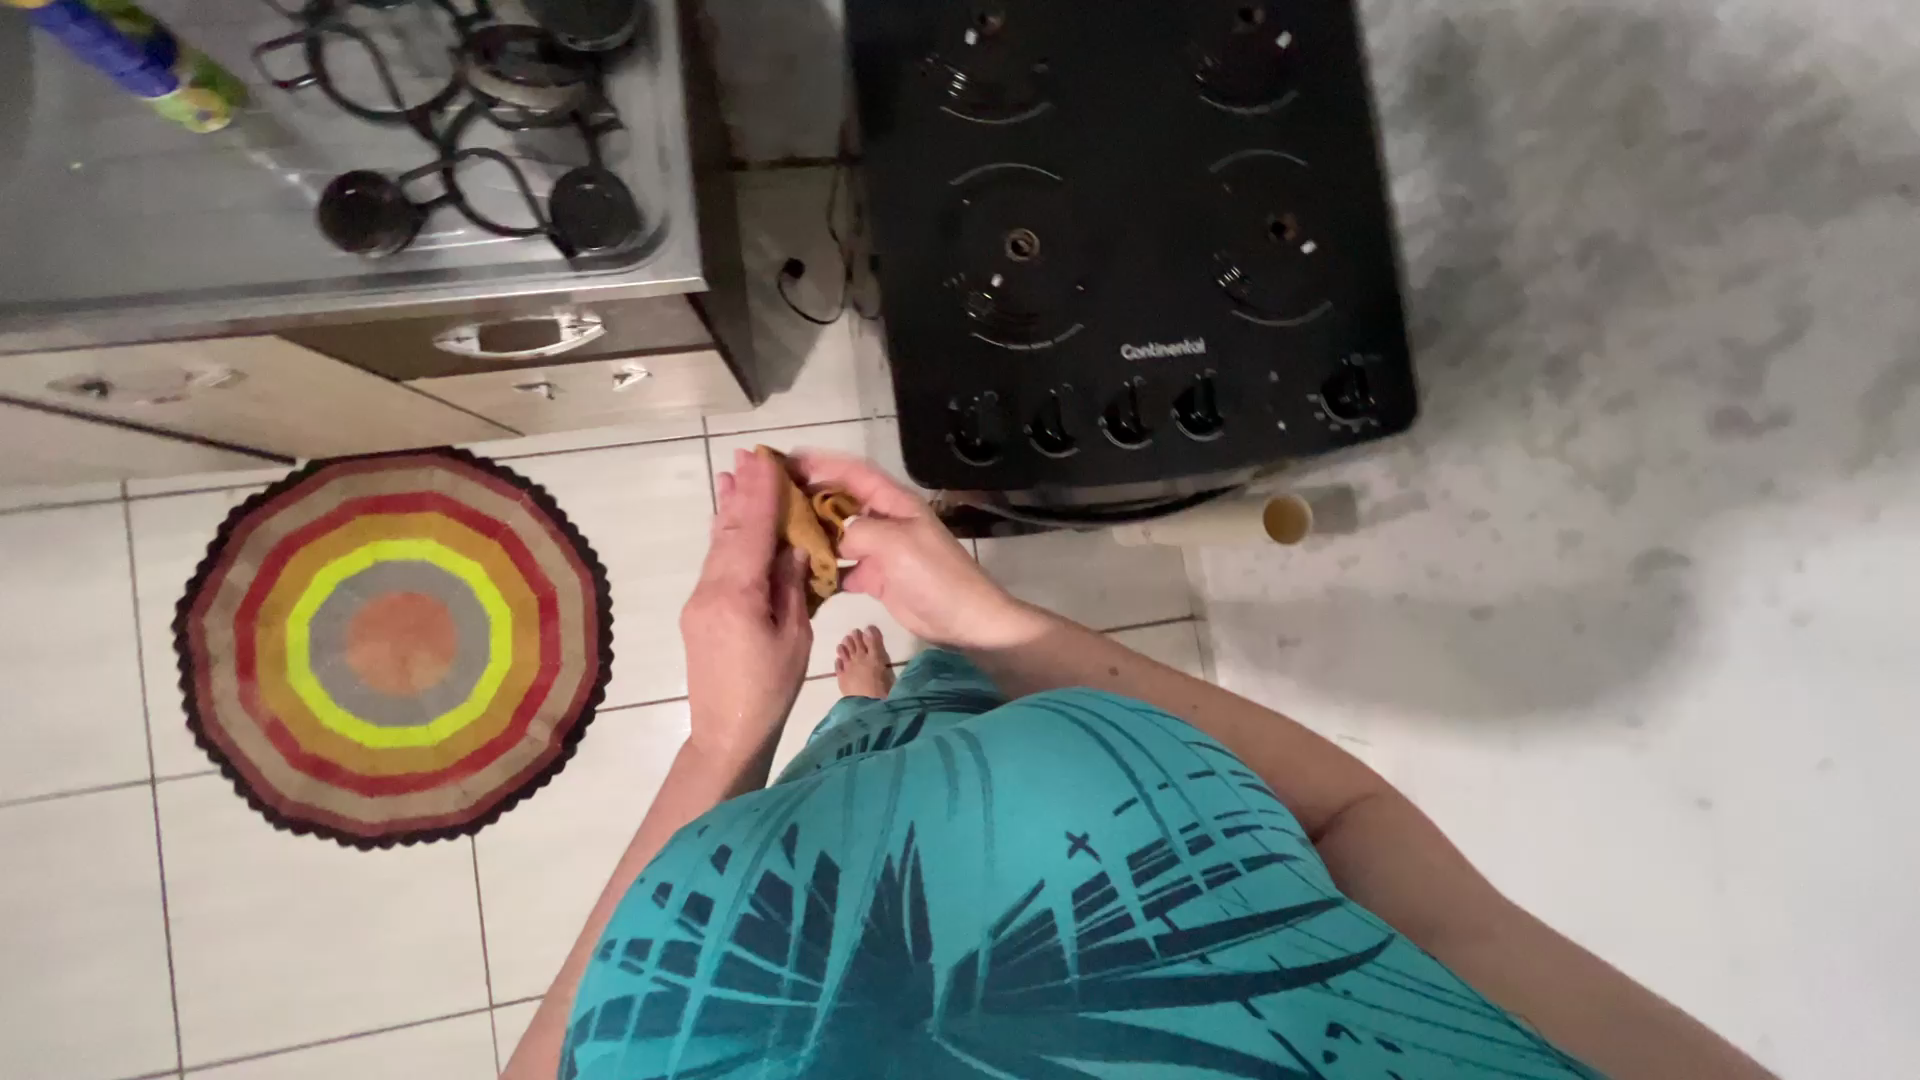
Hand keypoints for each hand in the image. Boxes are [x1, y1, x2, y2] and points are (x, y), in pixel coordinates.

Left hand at [680, 449, 813, 762]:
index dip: (762, 495)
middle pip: (729, 532)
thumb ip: (790, 587)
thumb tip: (791, 548)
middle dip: (741, 491)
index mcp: (737, 596)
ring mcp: (699, 600)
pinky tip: (728, 519)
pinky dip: (725, 536)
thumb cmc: (770, 689)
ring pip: (718, 545)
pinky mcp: (698, 611)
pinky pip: (715, 563)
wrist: (725, 732)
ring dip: (729, 508)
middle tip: (749, 454)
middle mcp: (710, 590)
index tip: (767, 461)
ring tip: (733, 472)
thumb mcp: (794, 637)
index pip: (753, 533)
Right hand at [789, 450, 1044, 650]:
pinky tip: (796, 572)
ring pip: (837, 535)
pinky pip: (842, 568)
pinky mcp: (876, 577)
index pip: (853, 472)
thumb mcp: (895, 544)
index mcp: (894, 502)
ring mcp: (879, 549)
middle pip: (840, 501)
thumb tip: (831, 536)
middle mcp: (884, 520)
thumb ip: (857, 531)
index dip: (821, 463)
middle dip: (808, 497)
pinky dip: (822, 570)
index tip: (786, 461)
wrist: (964, 620)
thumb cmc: (935, 575)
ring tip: (775, 533)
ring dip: (811, 534)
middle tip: (770, 499)